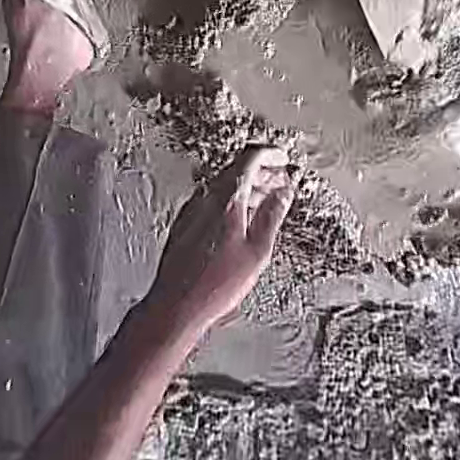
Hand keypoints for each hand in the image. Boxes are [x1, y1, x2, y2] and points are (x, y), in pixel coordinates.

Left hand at [146, 145, 295, 335]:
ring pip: (225, 184)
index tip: (283, 159)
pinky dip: (232, 199)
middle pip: (237, 168)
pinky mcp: (186, 221)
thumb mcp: (258, 250)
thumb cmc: (215, 283)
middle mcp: (207, 196)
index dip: (271, 154)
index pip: (250, 158)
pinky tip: (242, 219)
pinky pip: (213, 199)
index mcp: (227, 197)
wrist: (175, 305)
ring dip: (248, 186)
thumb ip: (272, 215)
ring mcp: (194, 207)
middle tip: (280, 182)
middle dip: (263, 172)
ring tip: (267, 202)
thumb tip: (283, 193)